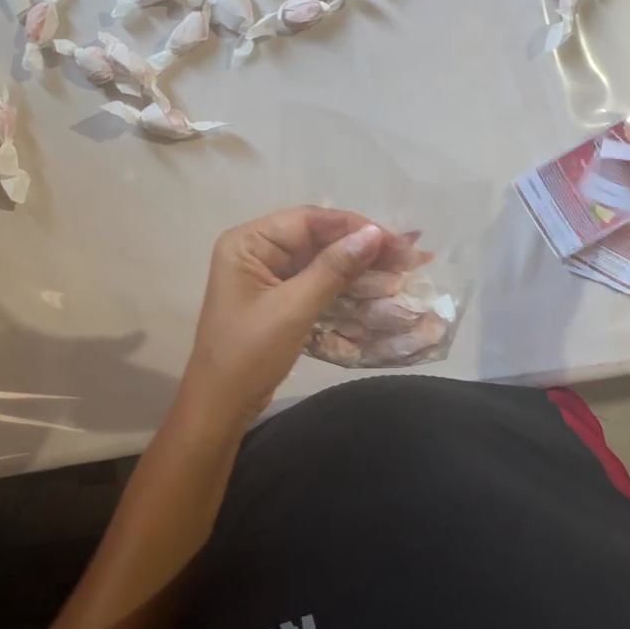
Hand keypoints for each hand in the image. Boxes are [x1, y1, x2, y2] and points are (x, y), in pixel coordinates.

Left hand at [177, 206, 396, 426]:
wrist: (220, 407)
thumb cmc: (249, 355)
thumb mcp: (294, 309)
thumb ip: (334, 268)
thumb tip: (374, 233)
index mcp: (248, 243)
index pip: (309, 221)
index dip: (354, 227)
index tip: (396, 241)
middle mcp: (256, 252)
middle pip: (317, 239)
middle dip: (361, 248)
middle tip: (409, 258)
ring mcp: (267, 277)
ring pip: (321, 262)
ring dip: (358, 268)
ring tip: (401, 273)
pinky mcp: (278, 301)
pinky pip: (316, 284)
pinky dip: (344, 288)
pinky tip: (375, 291)